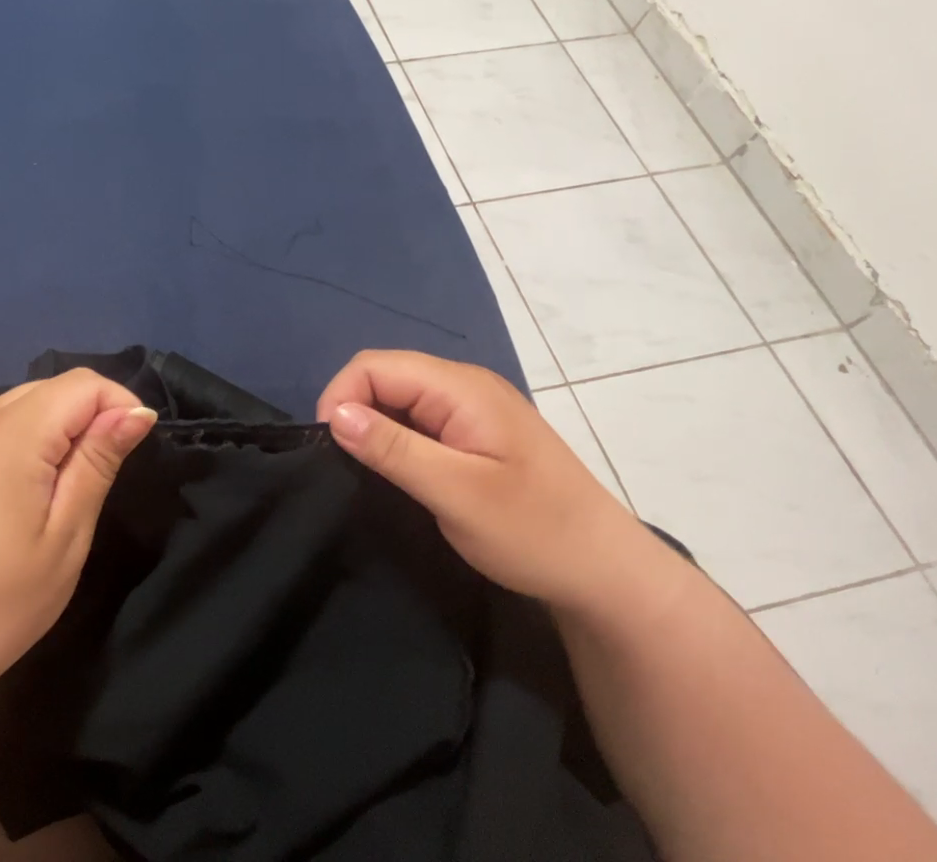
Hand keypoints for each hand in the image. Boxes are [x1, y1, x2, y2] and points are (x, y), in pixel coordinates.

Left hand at [0, 369, 157, 710]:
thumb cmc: (3, 601)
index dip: (121, 405)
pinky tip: (42, 481)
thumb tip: (139, 411)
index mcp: (11, 436)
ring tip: (76, 483)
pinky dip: (39, 433)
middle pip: (58, 385)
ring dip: (68, 424)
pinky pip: (9, 417)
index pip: (84, 384)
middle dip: (96, 413)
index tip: (135, 452)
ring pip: (34, 398)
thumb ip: (99, 461)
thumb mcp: (67, 534)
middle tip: (106, 475)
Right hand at [317, 350, 650, 610]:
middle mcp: (466, 387)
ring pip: (401, 399)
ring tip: (372, 475)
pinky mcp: (477, 434)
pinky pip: (420, 420)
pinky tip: (401, 475)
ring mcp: (474, 410)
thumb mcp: (456, 492)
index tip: (331, 451)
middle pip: (386, 376)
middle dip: (354, 412)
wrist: (604, 570)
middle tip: (349, 468)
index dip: (341, 397)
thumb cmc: (533, 531)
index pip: (375, 365)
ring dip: (375, 428)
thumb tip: (335, 414)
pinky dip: (398, 441)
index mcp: (463, 389)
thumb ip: (394, 449)